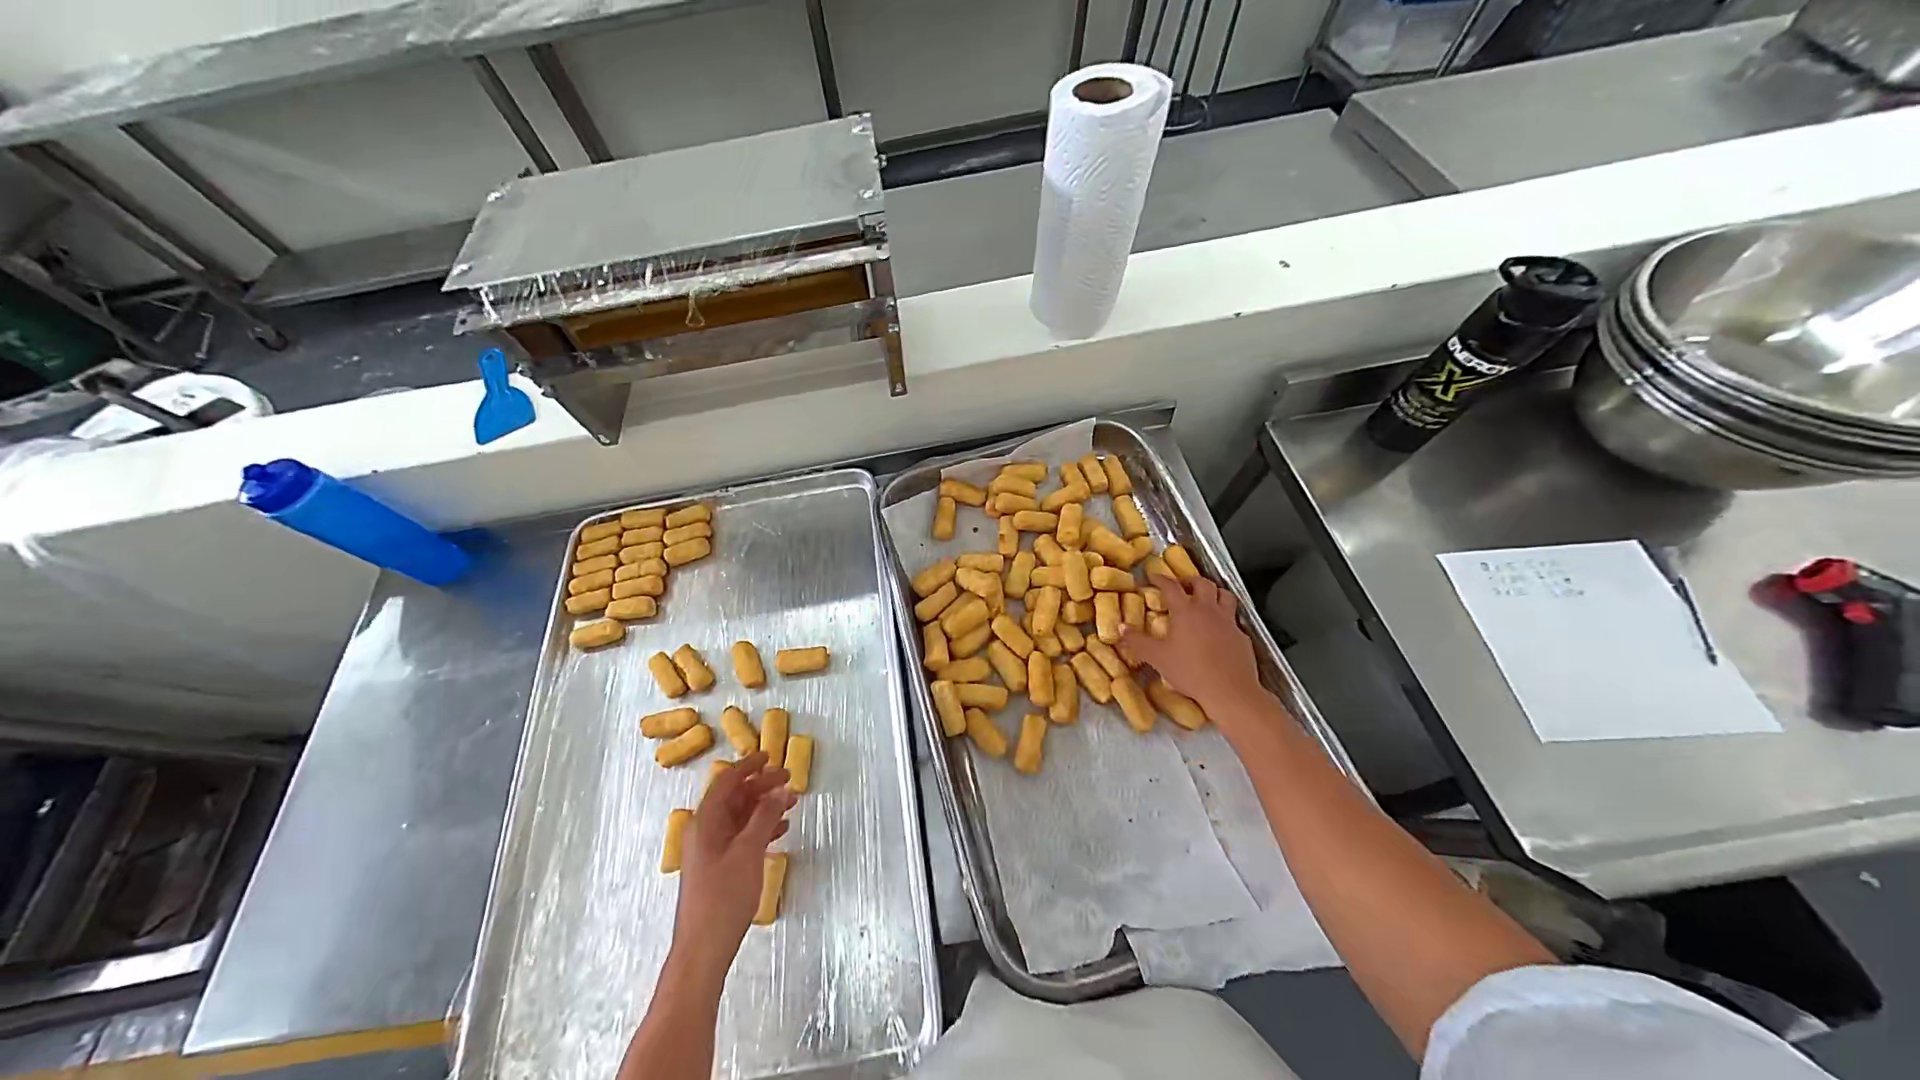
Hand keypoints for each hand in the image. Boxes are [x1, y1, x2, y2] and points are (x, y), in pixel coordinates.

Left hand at [671, 752, 795, 970]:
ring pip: (741, 817)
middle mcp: (705, 832)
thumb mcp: (748, 851)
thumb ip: (764, 817)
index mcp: (705, 823)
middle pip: (735, 798)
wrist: (704, 948)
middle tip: (787, 778)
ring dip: (765, 807)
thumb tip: (777, 790)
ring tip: (791, 801)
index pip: (726, 783)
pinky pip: (742, 836)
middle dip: (761, 786)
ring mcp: (712, 850)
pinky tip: (780, 829)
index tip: (768, 755)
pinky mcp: (720, 866)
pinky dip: (761, 828)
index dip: (747, 766)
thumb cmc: (723, 898)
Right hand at [1123, 574, 1275, 729]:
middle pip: (1202, 583)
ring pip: (1225, 595)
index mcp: (1185, 611)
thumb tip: (1121, 628)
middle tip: (1182, 586)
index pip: (1171, 586)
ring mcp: (1228, 622)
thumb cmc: (1190, 671)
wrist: (1230, 690)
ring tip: (1205, 598)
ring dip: (1213, 592)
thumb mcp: (1157, 657)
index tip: (1153, 576)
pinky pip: (1233, 618)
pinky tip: (1219, 629)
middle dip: (1190, 581)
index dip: (1161, 579)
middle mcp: (1208, 610)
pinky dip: (1225, 617)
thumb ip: (1138, 641)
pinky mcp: (1242, 636)